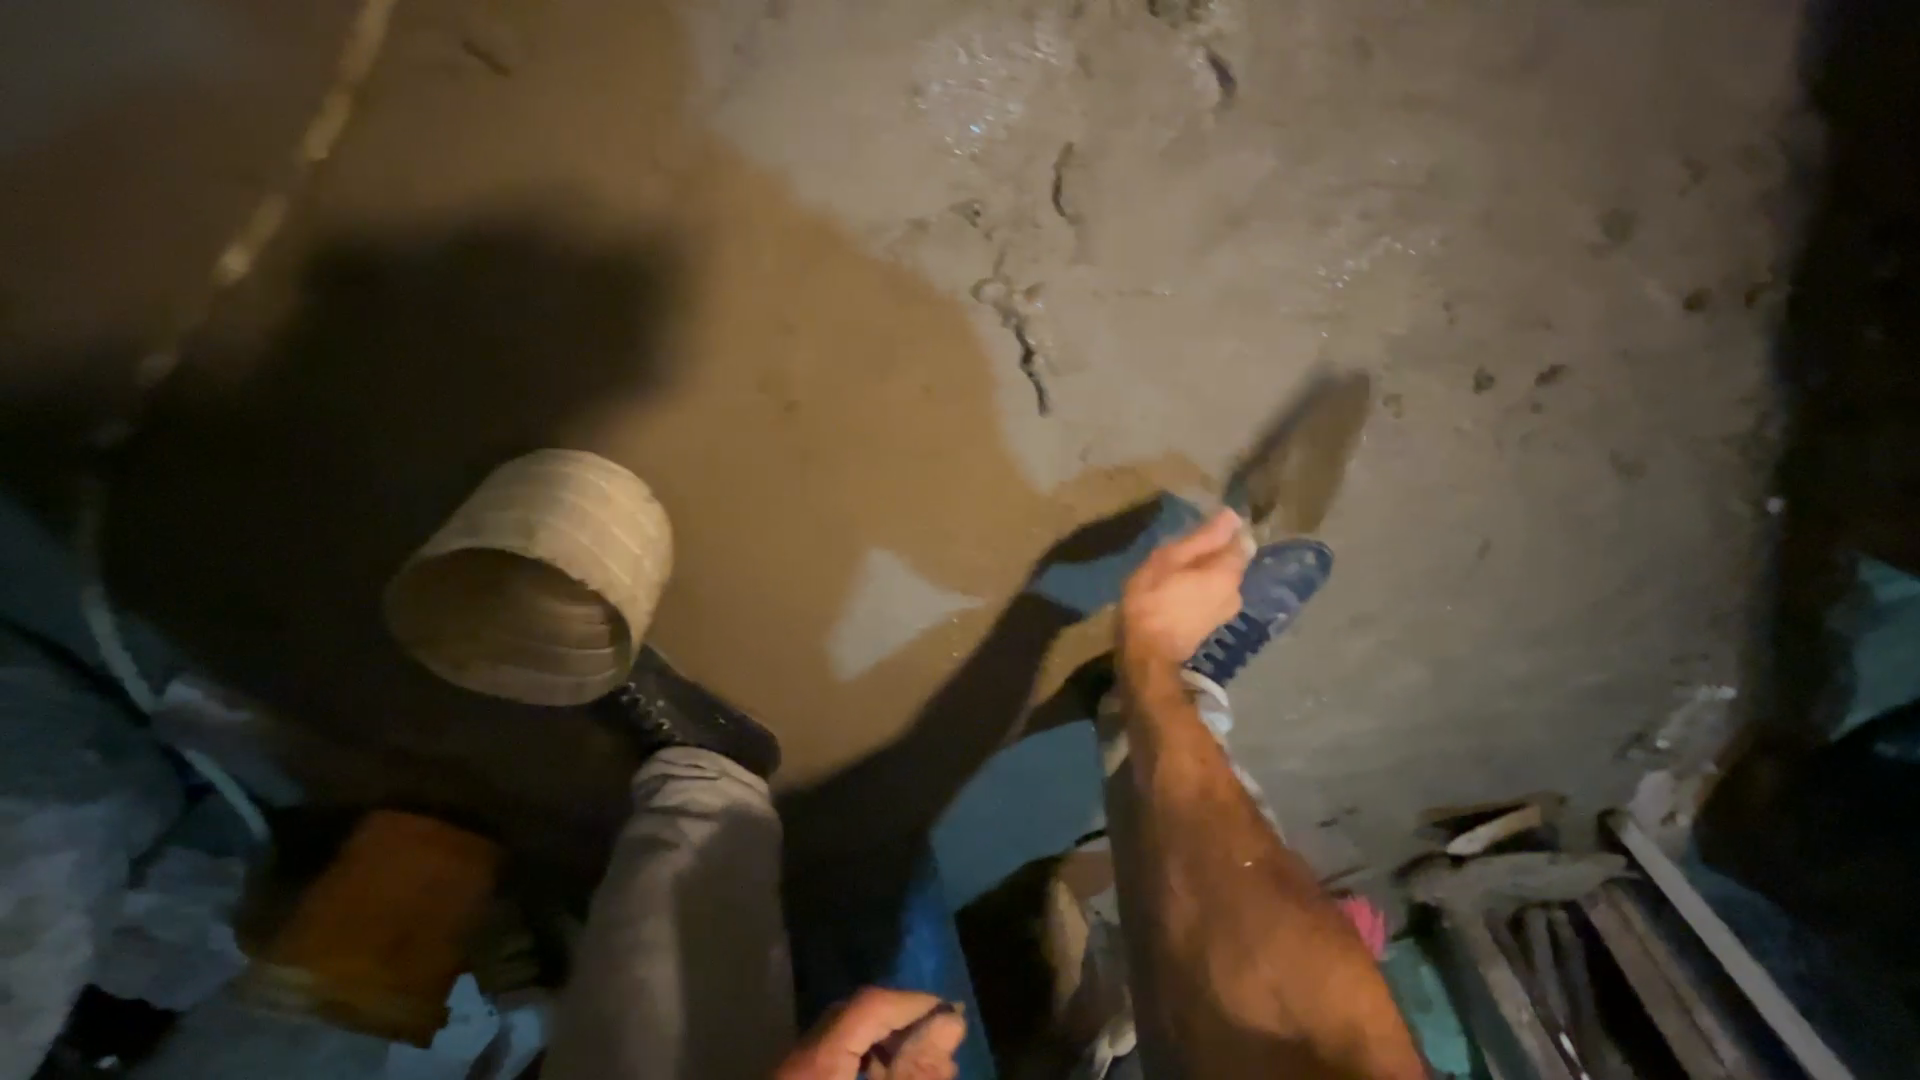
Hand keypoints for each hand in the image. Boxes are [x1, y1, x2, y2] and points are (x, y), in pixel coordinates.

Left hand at [774, 988, 965, 1079]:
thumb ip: (916, 1069)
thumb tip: (952, 1022)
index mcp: (819, 1055)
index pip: (870, 1004)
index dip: (913, 1002)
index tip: (951, 1013)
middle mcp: (801, 1055)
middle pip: (854, 1017)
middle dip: (900, 1022)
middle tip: (940, 1037)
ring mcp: (792, 1070)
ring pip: (843, 1040)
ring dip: (884, 1044)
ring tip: (918, 1061)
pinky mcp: (797, 1079)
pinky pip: (832, 1061)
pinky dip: (863, 1063)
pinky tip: (885, 1074)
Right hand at [1117, 509, 1249, 676]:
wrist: (1147, 654)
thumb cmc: (1152, 601)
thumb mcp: (1169, 560)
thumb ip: (1203, 538)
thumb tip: (1232, 516)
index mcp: (1228, 573)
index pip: (1240, 540)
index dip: (1223, 531)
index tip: (1199, 529)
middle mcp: (1236, 592)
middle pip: (1230, 562)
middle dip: (1211, 553)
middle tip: (1179, 550)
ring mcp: (1226, 612)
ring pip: (1220, 580)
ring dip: (1203, 572)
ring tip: (1175, 570)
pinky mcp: (1213, 625)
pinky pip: (1212, 595)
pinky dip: (1199, 588)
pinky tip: (1177, 590)